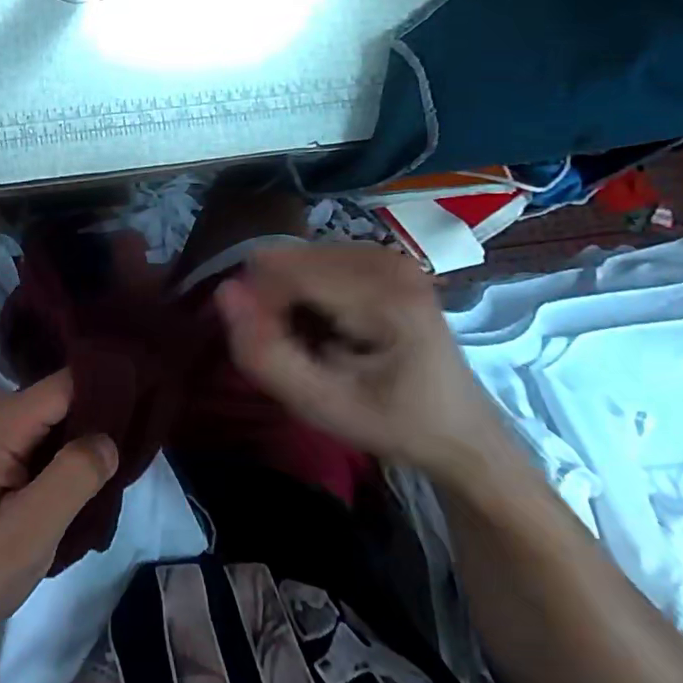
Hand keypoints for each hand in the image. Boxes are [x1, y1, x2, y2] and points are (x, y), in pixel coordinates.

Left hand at [0, 369, 119, 642]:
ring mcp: (3, 438)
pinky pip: (52, 445)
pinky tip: (94, 489)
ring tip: (123, 475)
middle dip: (108, 420)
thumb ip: (73, 477)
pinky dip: (76, 461)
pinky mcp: (5, 461)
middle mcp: (4, 416)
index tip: (149, 414)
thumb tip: (110, 439)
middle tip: (139, 456)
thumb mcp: (29, 530)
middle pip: (71, 398)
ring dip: (93, 446)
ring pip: (65, 423)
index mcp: (7, 420)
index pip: (74, 381)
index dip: (113, 391)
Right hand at [214, 243, 504, 476]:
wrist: (459, 429)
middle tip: (301, 354)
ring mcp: (387, 252)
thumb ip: (265, 355)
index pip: (281, 275)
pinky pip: (314, 261)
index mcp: (383, 292)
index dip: (260, 312)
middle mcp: (385, 257)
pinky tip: (330, 327)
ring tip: (317, 343)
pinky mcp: (383, 256)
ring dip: (289, 300)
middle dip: (276, 306)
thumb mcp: (322, 406)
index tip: (276, 353)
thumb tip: (222, 293)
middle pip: (287, 262)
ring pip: (295, 259)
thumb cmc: (393, 423)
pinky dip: (306, 293)